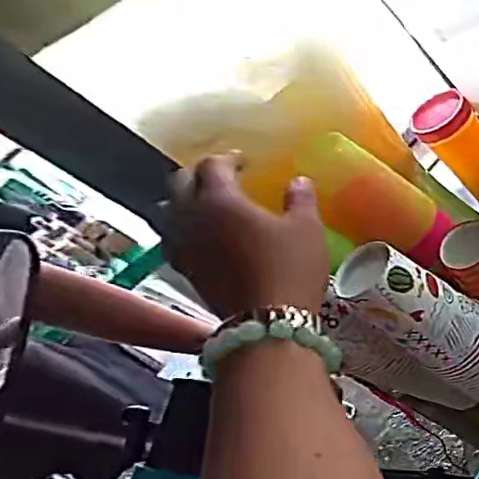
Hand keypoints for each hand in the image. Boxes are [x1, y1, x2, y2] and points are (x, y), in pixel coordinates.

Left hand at [164, 154, 329, 317]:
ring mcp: (181, 242)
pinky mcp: (183, 267)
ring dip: (187, 201)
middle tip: (224, 178)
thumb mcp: (307, 230)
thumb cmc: (291, 268)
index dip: (229, 159)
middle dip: (201, 174)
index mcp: (220, 199)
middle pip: (181, 182)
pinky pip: (176, 236)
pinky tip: (204, 236)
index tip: (245, 161)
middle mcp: (190, 215)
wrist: (268, 319)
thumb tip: (298, 181)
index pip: (213, 166)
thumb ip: (301, 200)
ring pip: (170, 209)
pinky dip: (188, 229)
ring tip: (209, 205)